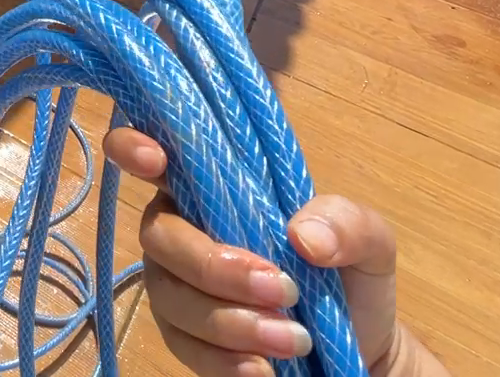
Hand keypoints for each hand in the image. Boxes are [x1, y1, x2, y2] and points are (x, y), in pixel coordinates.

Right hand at [104, 128, 448, 376]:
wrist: (359, 349)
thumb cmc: (345, 271)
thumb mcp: (366, 239)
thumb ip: (345, 223)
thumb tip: (303, 238)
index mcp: (203, 184)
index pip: (148, 150)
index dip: (133, 145)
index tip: (157, 161)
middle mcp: (175, 225)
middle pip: (158, 235)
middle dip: (213, 266)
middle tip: (282, 290)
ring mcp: (171, 280)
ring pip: (168, 293)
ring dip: (228, 320)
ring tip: (295, 341)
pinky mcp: (180, 333)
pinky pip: (181, 345)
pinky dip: (222, 360)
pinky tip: (264, 370)